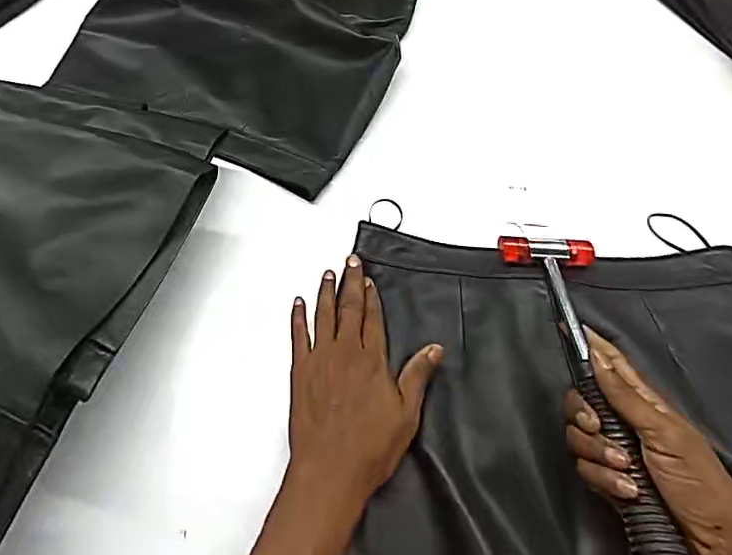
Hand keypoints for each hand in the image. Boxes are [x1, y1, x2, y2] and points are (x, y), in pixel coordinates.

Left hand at [251, 256, 444, 554]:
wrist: (330, 469)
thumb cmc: (369, 448)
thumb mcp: (406, 415)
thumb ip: (418, 376)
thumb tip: (434, 349)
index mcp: (371, 360)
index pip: (372, 318)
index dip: (371, 297)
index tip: (369, 280)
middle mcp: (345, 352)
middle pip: (349, 308)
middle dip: (351, 282)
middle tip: (350, 261)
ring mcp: (320, 358)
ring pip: (323, 315)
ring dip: (326, 292)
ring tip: (328, 273)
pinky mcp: (301, 370)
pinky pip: (298, 335)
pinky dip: (298, 317)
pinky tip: (298, 304)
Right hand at [566, 327, 731, 554]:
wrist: (715, 544)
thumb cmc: (704, 487)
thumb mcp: (668, 435)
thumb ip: (626, 396)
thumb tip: (596, 358)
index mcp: (642, 403)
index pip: (610, 362)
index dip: (590, 344)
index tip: (566, 326)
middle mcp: (624, 421)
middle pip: (581, 399)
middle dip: (583, 414)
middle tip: (598, 426)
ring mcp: (615, 450)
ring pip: (578, 435)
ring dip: (599, 453)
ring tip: (627, 470)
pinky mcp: (608, 478)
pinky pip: (584, 467)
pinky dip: (603, 479)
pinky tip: (627, 489)